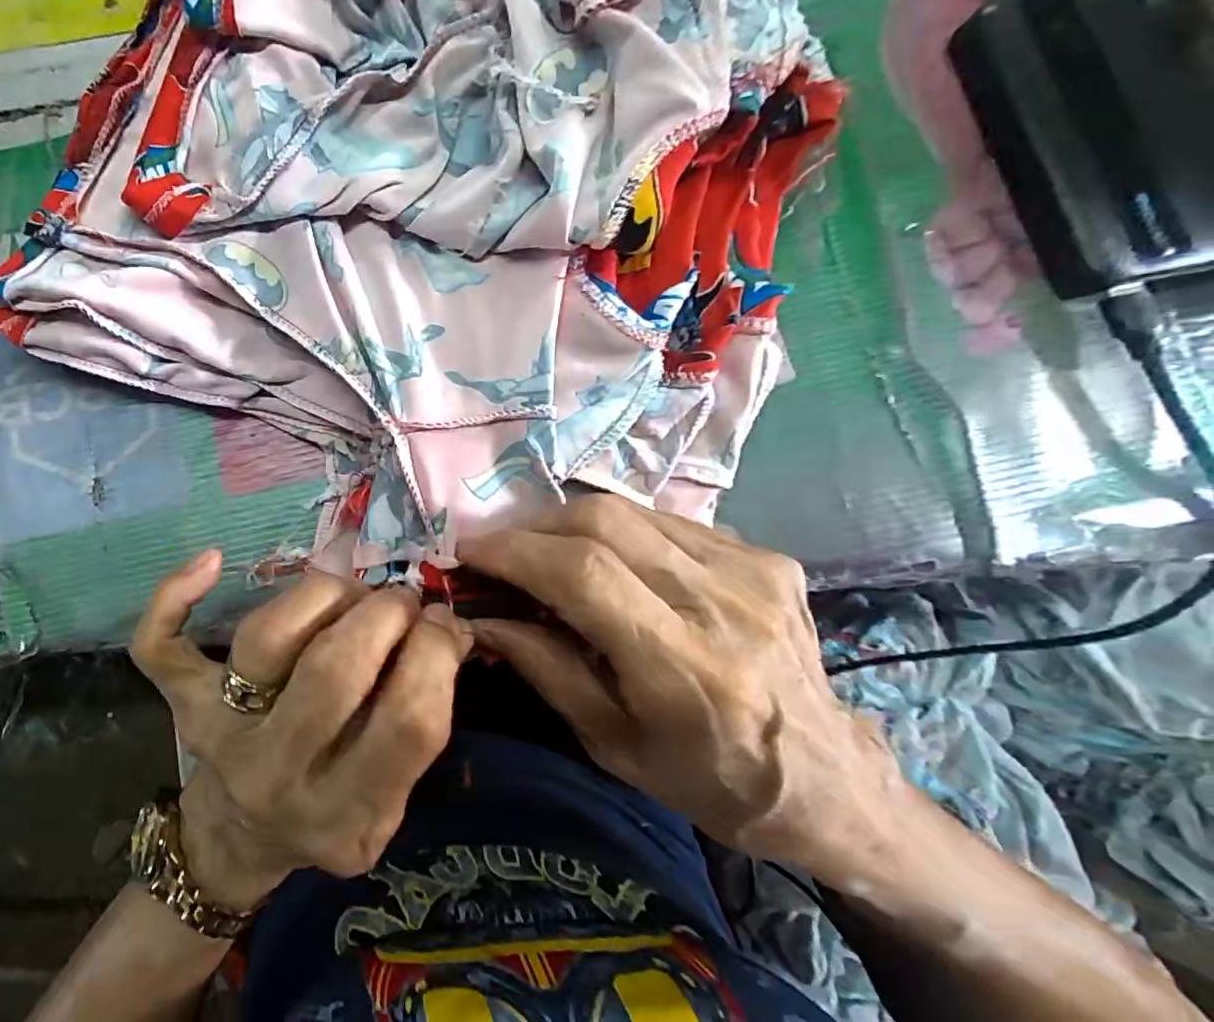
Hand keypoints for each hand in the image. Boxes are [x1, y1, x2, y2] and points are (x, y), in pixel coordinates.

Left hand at [130, 550, 472, 910]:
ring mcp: (219, 733)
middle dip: (384, 617)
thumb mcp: (385, 808)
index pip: (407, 724)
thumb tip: (447, 631)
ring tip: (351, 592)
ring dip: (324, 594)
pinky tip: (214, 561)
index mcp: (343, 813)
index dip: (436, 657)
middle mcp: (275, 772)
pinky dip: (173, 598)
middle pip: (333, 669)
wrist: (239, 838)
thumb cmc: (324, 817)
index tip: (446, 625)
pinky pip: (160, 647)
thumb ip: (416, 734)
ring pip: (266, 637)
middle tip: (402, 602)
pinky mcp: (183, 706)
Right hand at [458, 494, 904, 874]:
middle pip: (602, 522)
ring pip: (629, 510)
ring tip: (537, 552)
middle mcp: (724, 605)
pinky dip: (613, 532)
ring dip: (564, 523)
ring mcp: (753, 572)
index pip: (582, 573)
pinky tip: (601, 560)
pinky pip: (663, 521)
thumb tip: (477, 615)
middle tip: (494, 551)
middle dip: (530, 527)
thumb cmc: (707, 778)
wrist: (830, 784)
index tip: (466, 554)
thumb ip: (542, 666)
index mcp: (684, 667)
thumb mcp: (609, 741)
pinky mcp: (766, 558)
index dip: (513, 551)